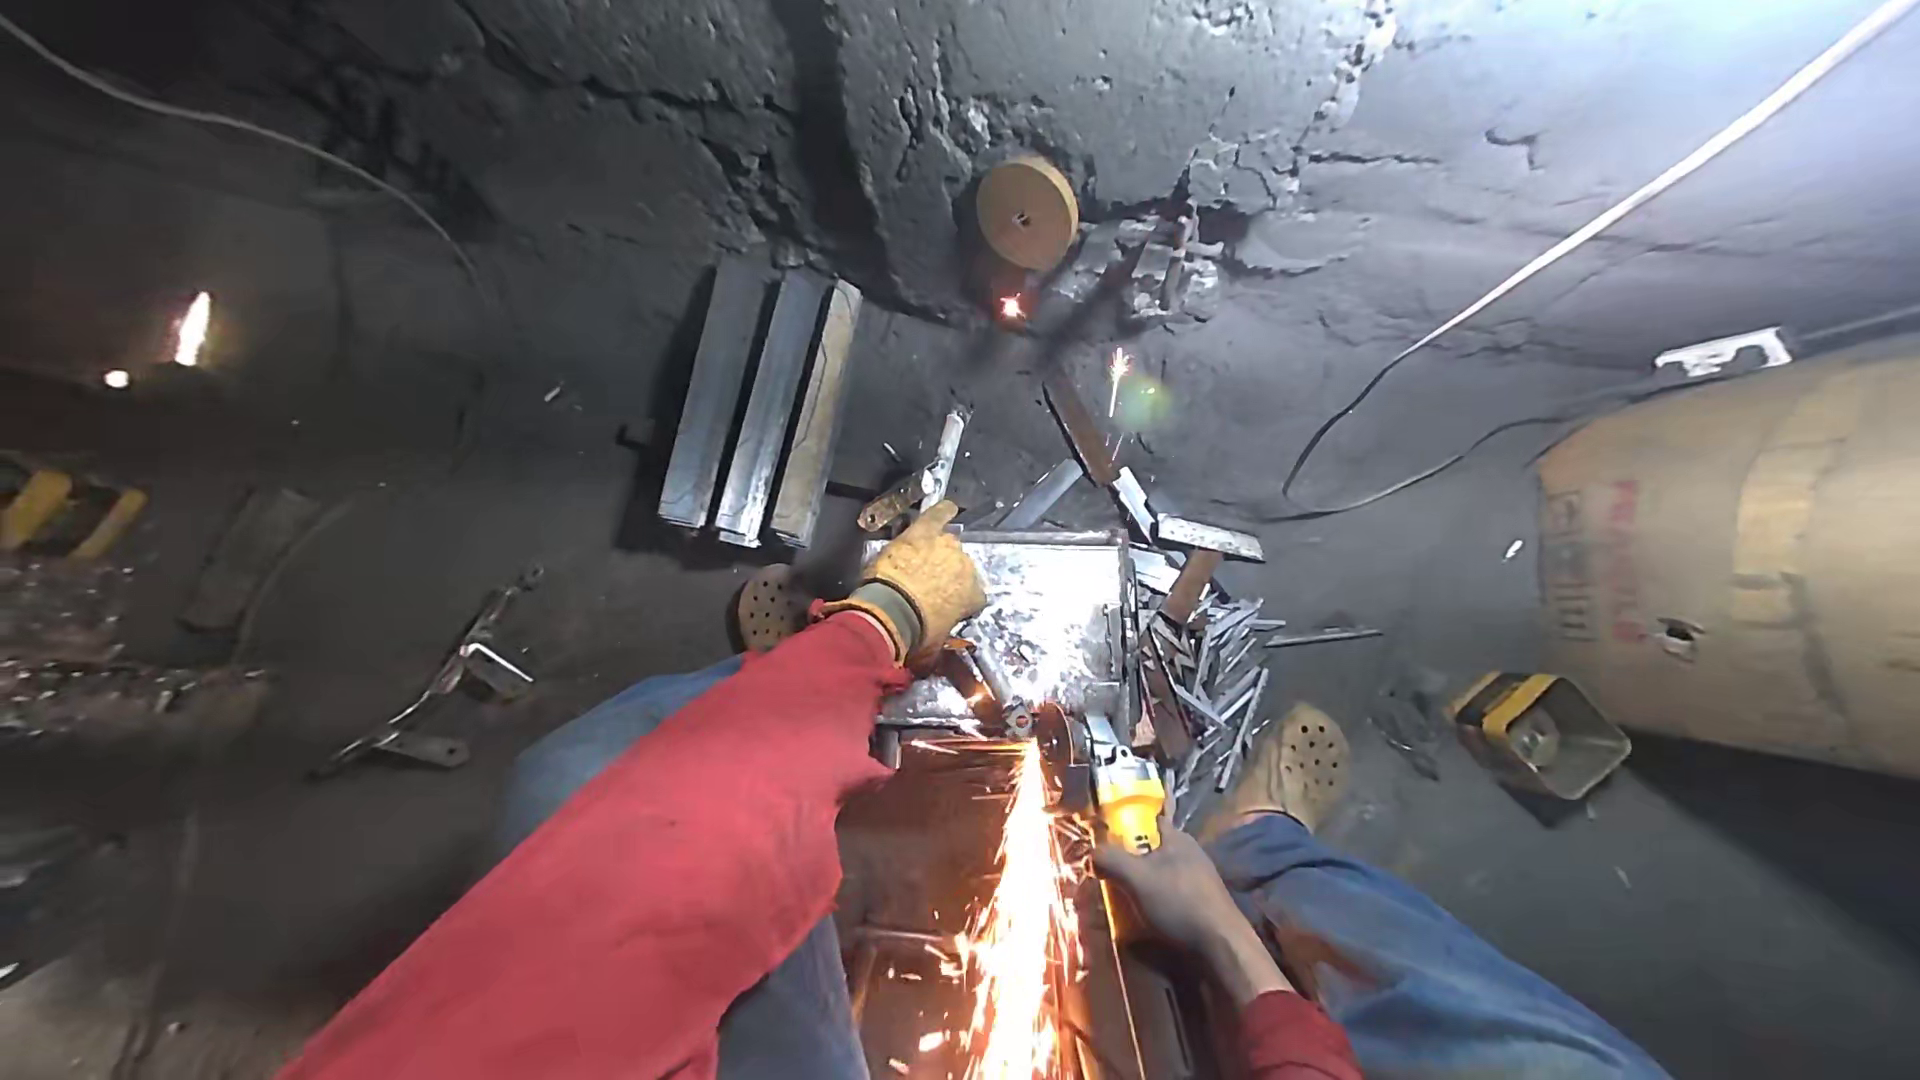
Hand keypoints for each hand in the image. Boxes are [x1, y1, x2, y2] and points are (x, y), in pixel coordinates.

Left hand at [866, 500, 986, 652]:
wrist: (892, 613)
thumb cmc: (916, 634)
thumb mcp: (934, 650)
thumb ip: (939, 646)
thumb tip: (931, 660)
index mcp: (973, 594)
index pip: (973, 595)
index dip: (958, 600)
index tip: (944, 606)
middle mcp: (965, 566)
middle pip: (958, 566)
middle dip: (945, 576)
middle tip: (926, 586)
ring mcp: (944, 546)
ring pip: (947, 543)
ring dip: (937, 551)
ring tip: (924, 557)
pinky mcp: (923, 532)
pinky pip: (937, 516)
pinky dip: (942, 511)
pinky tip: (947, 507)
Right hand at [1094, 825, 1293, 1004]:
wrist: (1224, 949)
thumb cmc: (1179, 902)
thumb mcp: (1136, 877)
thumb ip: (1110, 859)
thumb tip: (1092, 852)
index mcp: (1177, 838)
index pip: (1149, 819)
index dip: (1128, 825)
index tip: (1108, 838)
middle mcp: (1191, 853)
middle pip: (1153, 849)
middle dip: (1132, 860)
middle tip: (1110, 873)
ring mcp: (1201, 880)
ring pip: (1163, 874)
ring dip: (1144, 884)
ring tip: (1124, 899)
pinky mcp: (1205, 905)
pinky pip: (1173, 895)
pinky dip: (1159, 902)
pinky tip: (1148, 917)